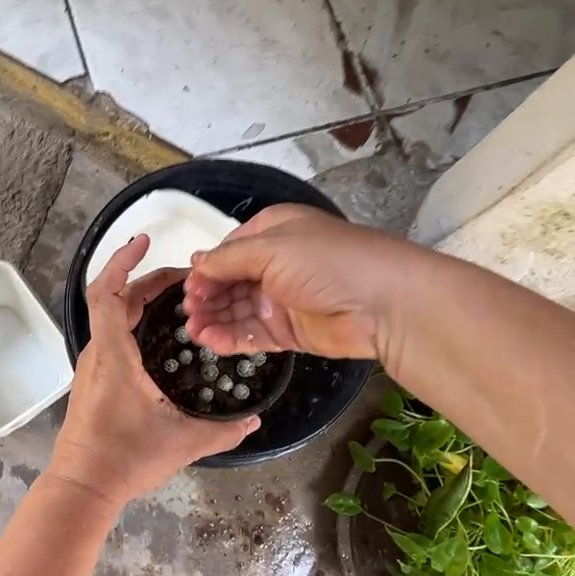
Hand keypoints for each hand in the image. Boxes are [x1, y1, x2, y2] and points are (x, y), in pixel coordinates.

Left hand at [51, 235, 259, 507]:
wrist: (82, 485)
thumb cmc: (125, 458)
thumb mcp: (183, 443)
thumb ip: (223, 430)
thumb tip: (255, 418)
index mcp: (114, 355)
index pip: (108, 292)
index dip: (123, 262)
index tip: (144, 241)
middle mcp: (98, 353)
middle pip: (114, 299)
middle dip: (146, 281)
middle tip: (185, 280)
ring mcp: (92, 367)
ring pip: (111, 319)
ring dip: (138, 301)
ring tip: (176, 301)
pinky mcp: (93, 381)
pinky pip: (111, 337)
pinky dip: (132, 323)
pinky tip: (159, 337)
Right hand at [182, 204, 424, 360]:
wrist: (386, 304)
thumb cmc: (328, 262)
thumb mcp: (270, 248)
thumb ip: (228, 259)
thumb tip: (196, 263)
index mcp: (274, 233)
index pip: (228, 250)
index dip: (207, 268)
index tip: (188, 286)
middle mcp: (276, 264)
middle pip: (229, 281)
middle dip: (206, 296)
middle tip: (189, 311)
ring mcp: (282, 299)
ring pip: (237, 310)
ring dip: (214, 319)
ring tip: (193, 331)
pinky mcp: (289, 331)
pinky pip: (252, 334)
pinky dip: (230, 338)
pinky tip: (210, 341)